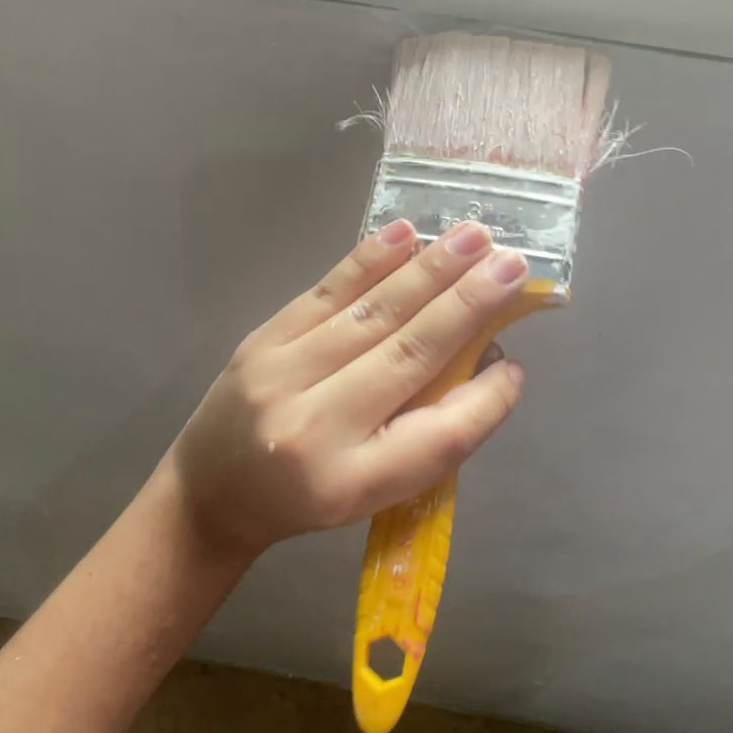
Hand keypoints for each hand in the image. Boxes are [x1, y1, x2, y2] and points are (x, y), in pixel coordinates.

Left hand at [165, 219, 531, 555]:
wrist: (213, 491)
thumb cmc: (307, 497)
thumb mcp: (375, 492)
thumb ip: (432, 437)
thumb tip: (492, 365)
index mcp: (354, 482)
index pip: (439, 436)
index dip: (486, 399)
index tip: (519, 362)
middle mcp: (316, 429)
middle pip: (408, 356)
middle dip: (467, 306)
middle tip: (513, 265)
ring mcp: (282, 377)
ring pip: (370, 315)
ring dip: (428, 271)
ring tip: (475, 237)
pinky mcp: (260, 342)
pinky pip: (326, 293)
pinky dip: (369, 261)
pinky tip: (407, 235)